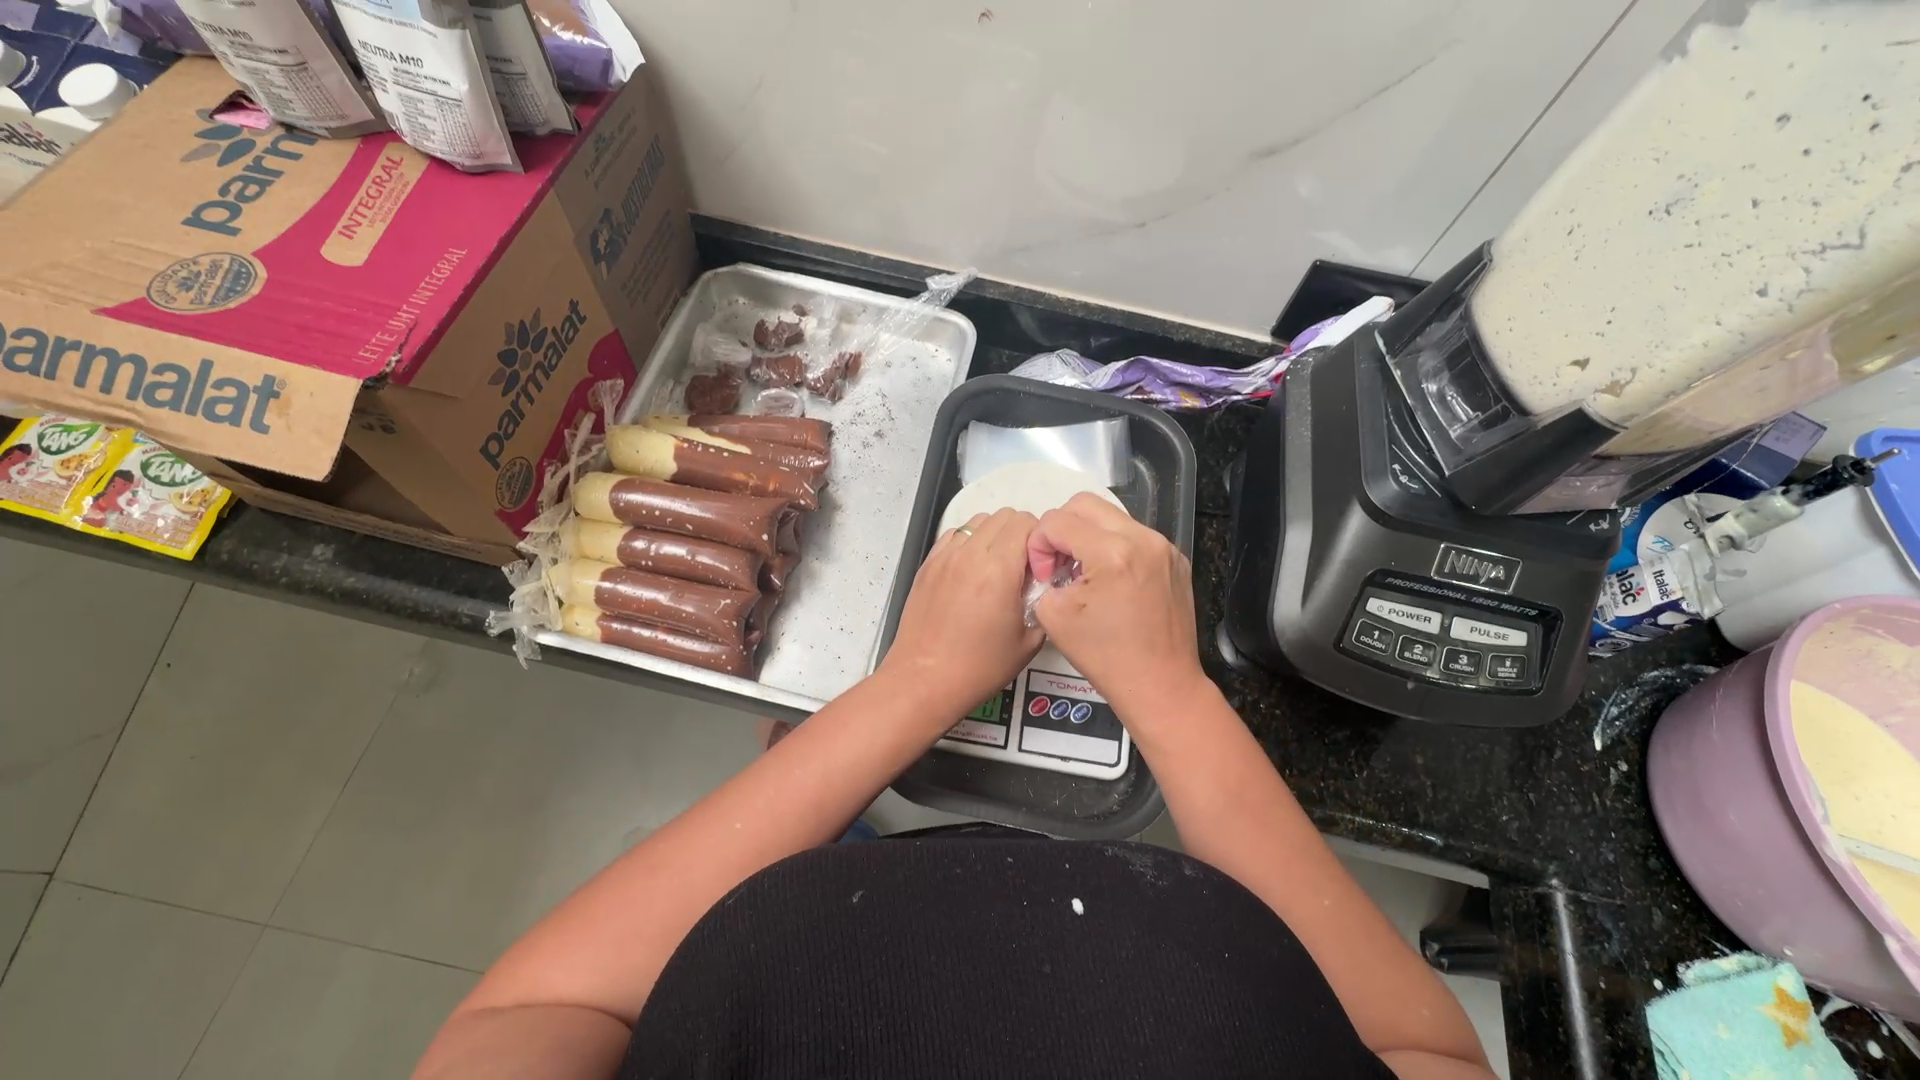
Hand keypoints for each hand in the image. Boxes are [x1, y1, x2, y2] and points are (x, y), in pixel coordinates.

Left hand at [881, 508, 1043, 724]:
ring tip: (997, 566)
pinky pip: (954, 536)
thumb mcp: (1028, 642)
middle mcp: (970, 553)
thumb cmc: (979, 667)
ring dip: (994, 535)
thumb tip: (1042, 588)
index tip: (1041, 565)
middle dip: (1020, 533)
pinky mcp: (927, 565)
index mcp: (998, 569)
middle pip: (1003, 516)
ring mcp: (944, 557)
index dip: (1040, 540)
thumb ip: (1042, 605)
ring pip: (977, 521)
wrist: (924, 680)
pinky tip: (972, 571)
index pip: (1026, 523)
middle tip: (1023, 565)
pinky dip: (968, 542)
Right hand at [1027, 494, 1207, 737]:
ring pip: (1112, 517)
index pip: (1057, 521)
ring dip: (1088, 536)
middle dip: (1061, 529)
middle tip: (1058, 564)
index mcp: (1111, 552)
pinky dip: (1114, 549)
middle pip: (1085, 504)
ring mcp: (1164, 547)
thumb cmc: (1104, 657)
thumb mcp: (1053, 617)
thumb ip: (1042, 578)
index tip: (1044, 576)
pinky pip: (1135, 536)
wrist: (1161, 685)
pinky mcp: (1176, 559)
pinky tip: (1111, 583)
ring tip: (1084, 573)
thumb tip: (1049, 565)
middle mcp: (1142, 539)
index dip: (1038, 545)